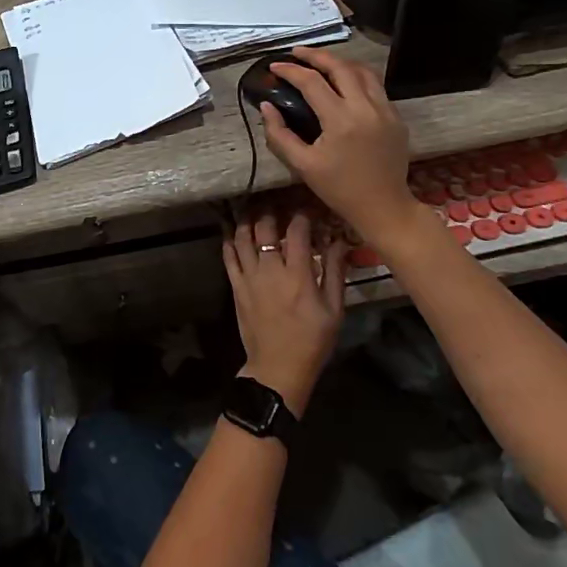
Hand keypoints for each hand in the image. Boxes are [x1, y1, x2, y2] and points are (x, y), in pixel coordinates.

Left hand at [222, 199, 345, 415]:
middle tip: (275, 201)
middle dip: (270, 210)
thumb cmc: (313, 339)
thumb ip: (335, 272)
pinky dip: (229, 241)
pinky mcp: (235, 286)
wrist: (278, 365)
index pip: (297, 231)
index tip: (307, 207)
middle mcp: (270, 269)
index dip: (302, 214)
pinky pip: (228, 257)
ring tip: (252, 209)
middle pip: (265, 228)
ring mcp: (249, 276)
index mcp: (298, 274)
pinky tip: (231, 231)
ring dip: (246, 220)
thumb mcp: (334, 308)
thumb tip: (339, 242)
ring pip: (242, 238)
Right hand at [259, 47, 424, 247]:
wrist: (384, 205)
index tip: (274, 66)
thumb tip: (266, 106)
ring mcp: (386, 110)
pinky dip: (356, 77)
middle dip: (316, 56)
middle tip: (296, 52)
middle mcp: (366, 108)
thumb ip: (279, 133)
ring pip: (363, 72)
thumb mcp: (301, 164)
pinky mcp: (396, 117)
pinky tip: (343, 83)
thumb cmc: (338, 188)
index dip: (290, 70)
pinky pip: (375, 87)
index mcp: (341, 120)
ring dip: (339, 62)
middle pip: (341, 68)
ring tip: (320, 62)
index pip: (312, 82)